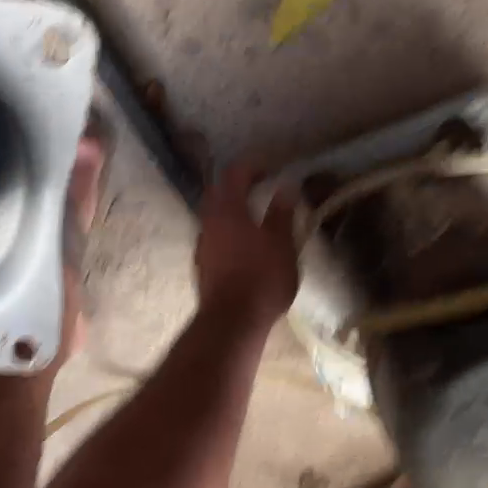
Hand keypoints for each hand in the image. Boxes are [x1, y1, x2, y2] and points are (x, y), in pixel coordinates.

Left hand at [195, 164, 299, 324]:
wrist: (232, 321)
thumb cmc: (261, 278)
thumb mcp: (281, 243)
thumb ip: (281, 213)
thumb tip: (285, 187)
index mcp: (228, 209)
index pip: (234, 173)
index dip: (252, 165)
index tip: (271, 168)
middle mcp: (208, 221)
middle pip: (218, 191)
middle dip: (238, 185)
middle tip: (261, 187)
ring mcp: (202, 243)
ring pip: (213, 215)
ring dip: (232, 209)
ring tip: (255, 216)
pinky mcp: (201, 264)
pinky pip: (214, 236)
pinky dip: (228, 231)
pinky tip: (243, 244)